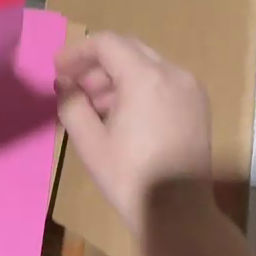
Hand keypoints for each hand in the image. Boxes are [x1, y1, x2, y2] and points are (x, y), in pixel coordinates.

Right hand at [55, 31, 223, 255]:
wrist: (178, 212)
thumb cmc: (128, 178)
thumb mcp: (89, 142)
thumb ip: (71, 104)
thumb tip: (64, 84)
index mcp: (145, 78)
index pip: (107, 43)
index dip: (77, 52)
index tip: (57, 70)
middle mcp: (173, 73)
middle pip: (129, 49)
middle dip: (96, 64)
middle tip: (72, 87)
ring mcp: (190, 88)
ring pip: (146, 65)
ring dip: (116, 76)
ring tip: (93, 106)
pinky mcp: (197, 105)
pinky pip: (162, 81)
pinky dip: (137, 87)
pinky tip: (121, 115)